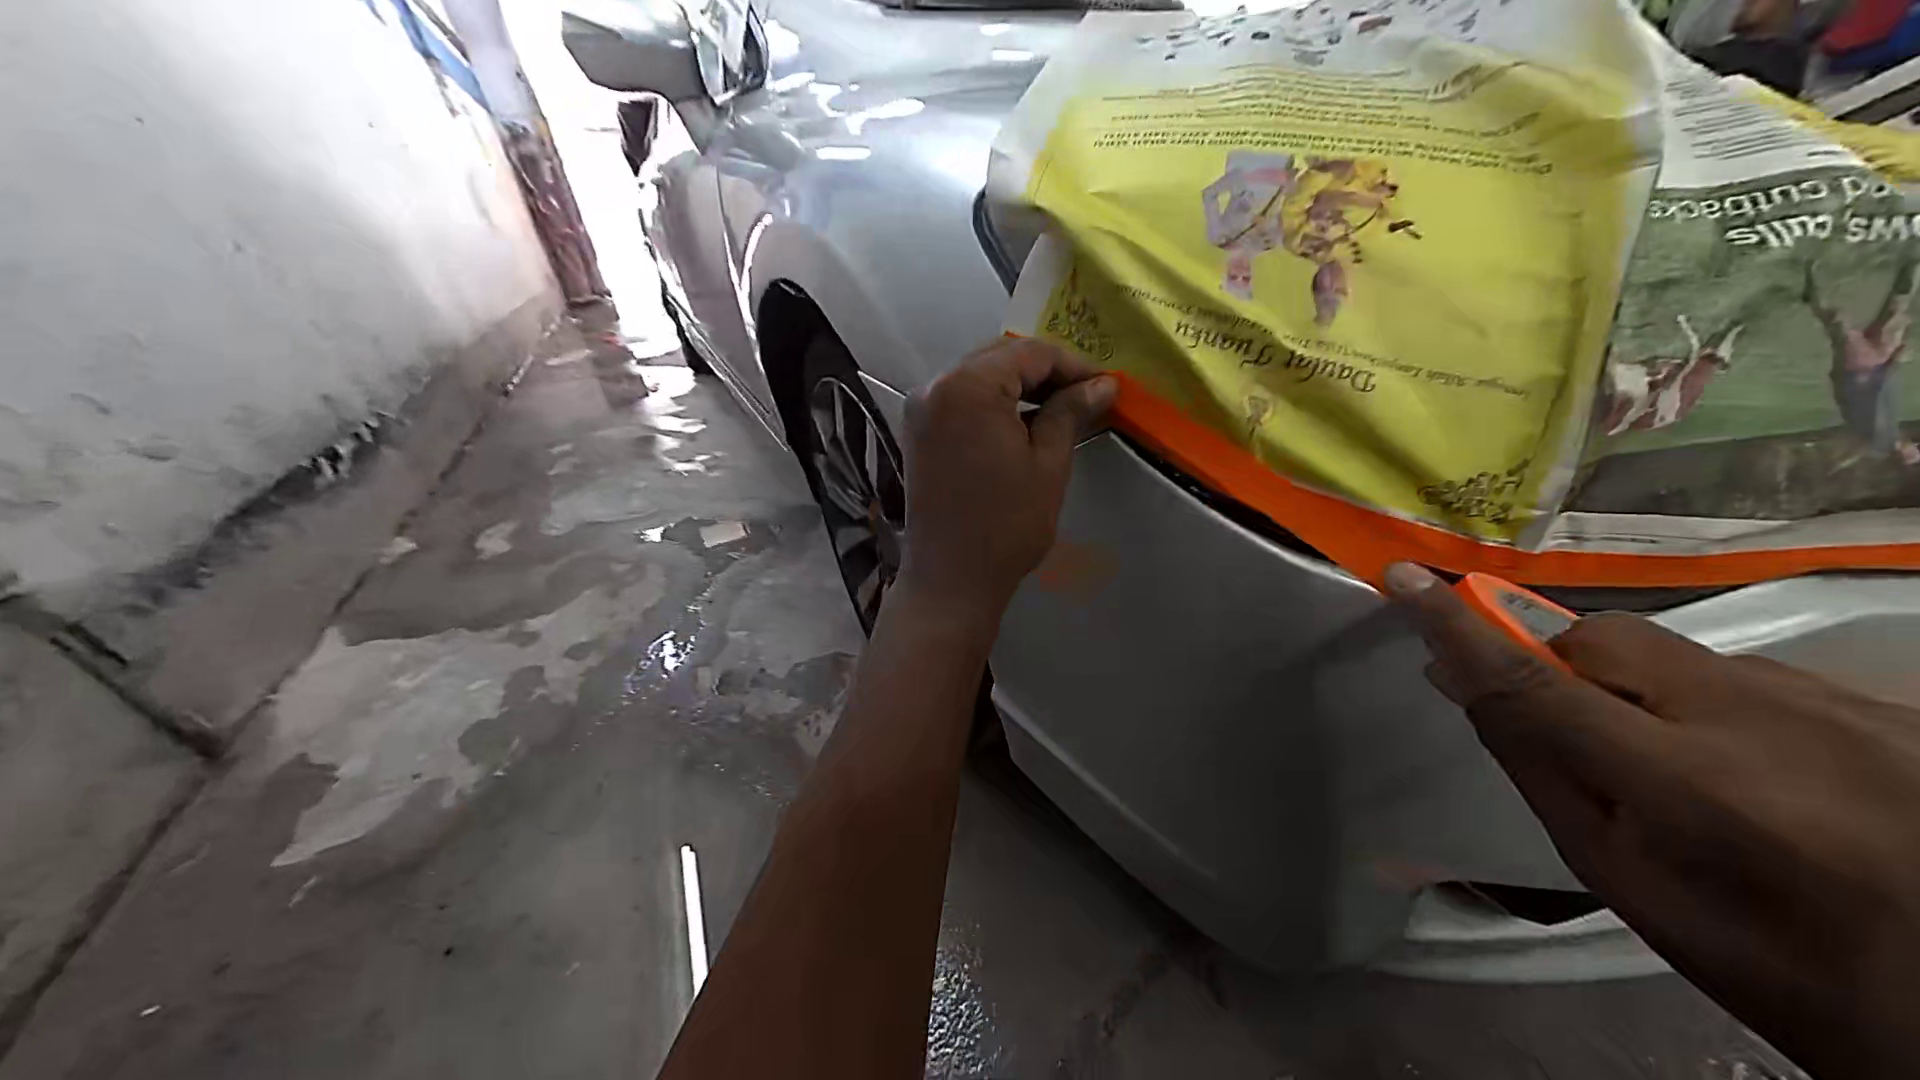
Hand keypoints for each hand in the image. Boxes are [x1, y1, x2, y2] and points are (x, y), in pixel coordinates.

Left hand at [898, 339, 1114, 619]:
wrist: (951, 579)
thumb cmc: (1006, 524)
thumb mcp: (1048, 464)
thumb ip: (1070, 412)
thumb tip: (1102, 384)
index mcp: (967, 387)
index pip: (1029, 353)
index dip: (1072, 364)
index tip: (1105, 384)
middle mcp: (935, 386)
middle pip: (999, 357)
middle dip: (1045, 372)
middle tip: (1086, 395)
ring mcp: (921, 409)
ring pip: (979, 376)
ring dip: (1019, 386)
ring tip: (1060, 409)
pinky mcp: (918, 431)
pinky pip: (961, 399)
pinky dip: (993, 403)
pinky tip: (1022, 423)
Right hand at [1384, 562, 1919, 1079]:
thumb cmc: (1767, 957)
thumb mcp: (1627, 879)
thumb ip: (1540, 769)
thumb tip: (1463, 681)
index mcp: (1694, 794)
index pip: (1533, 685)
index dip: (1458, 629)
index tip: (1405, 579)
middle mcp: (1774, 727)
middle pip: (1605, 640)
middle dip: (1561, 663)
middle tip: (1573, 723)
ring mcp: (1849, 707)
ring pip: (1678, 654)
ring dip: (1642, 689)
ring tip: (1689, 766)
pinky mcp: (1894, 701)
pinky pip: (1750, 671)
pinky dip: (1716, 702)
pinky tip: (1762, 764)